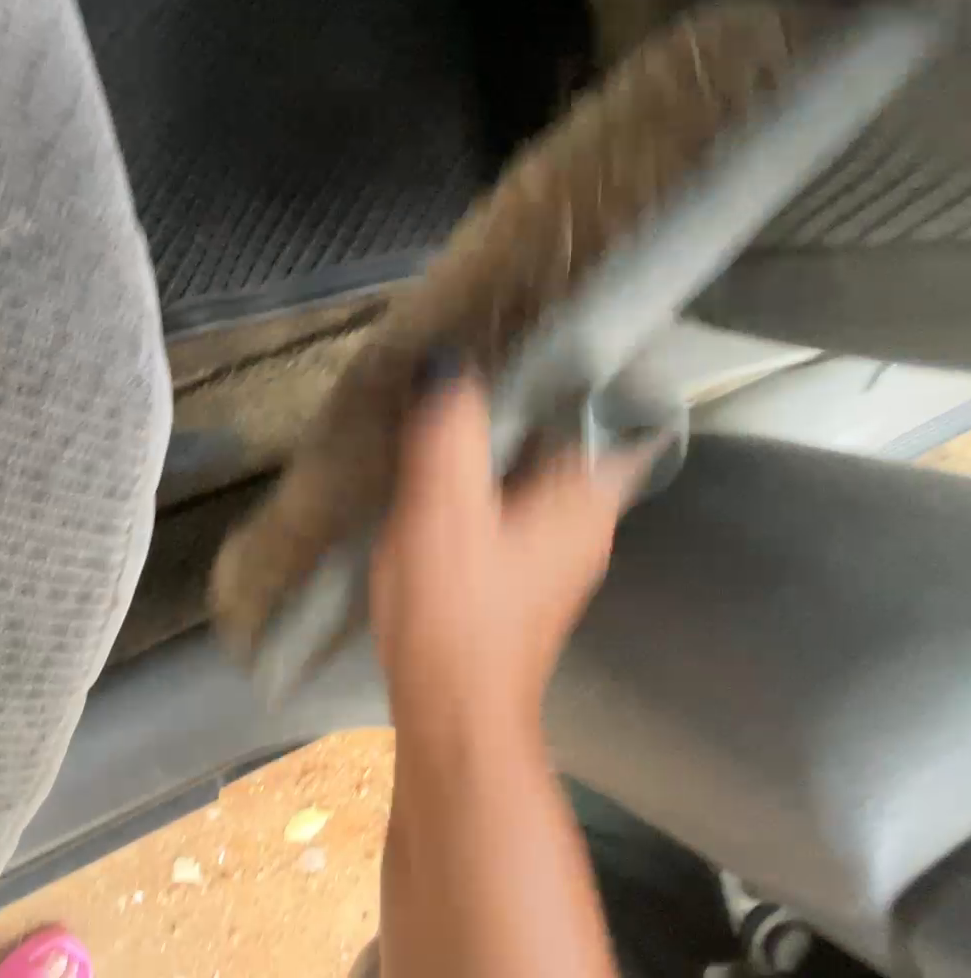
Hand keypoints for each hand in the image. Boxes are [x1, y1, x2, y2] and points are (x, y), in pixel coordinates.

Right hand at [369, 370, 651, 728]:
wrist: (452, 704)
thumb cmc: (454, 605)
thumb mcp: (441, 508)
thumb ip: (447, 431)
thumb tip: (448, 359)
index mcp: (584, 495)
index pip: (605, 410)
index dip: (570, 369)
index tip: (517, 336)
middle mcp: (585, 519)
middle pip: (562, 439)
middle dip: (518, 402)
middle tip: (459, 370)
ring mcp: (555, 552)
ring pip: (531, 473)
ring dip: (494, 443)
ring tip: (438, 415)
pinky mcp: (520, 575)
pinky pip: (509, 505)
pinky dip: (481, 482)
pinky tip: (434, 481)